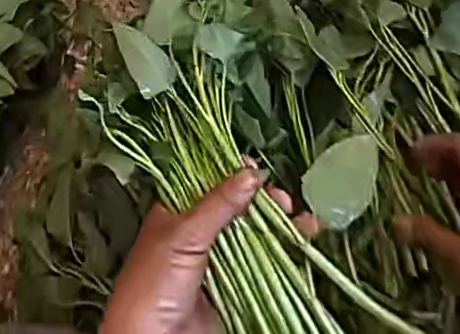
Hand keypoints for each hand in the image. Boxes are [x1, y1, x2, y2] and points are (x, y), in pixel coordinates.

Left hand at [102, 170, 315, 333]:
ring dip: (278, 228)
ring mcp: (217, 261)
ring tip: (304, 222)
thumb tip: (250, 173)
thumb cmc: (154, 281)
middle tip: (284, 201)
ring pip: (252, 238)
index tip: (259, 169)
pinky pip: (260, 269)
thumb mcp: (184, 234)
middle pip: (237, 210)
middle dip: (263, 203)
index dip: (236, 175)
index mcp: (178, 210)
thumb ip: (218, 204)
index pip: (211, 182)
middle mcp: (198, 231)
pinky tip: (301, 245)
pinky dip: (281, 257)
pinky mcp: (232, 290)